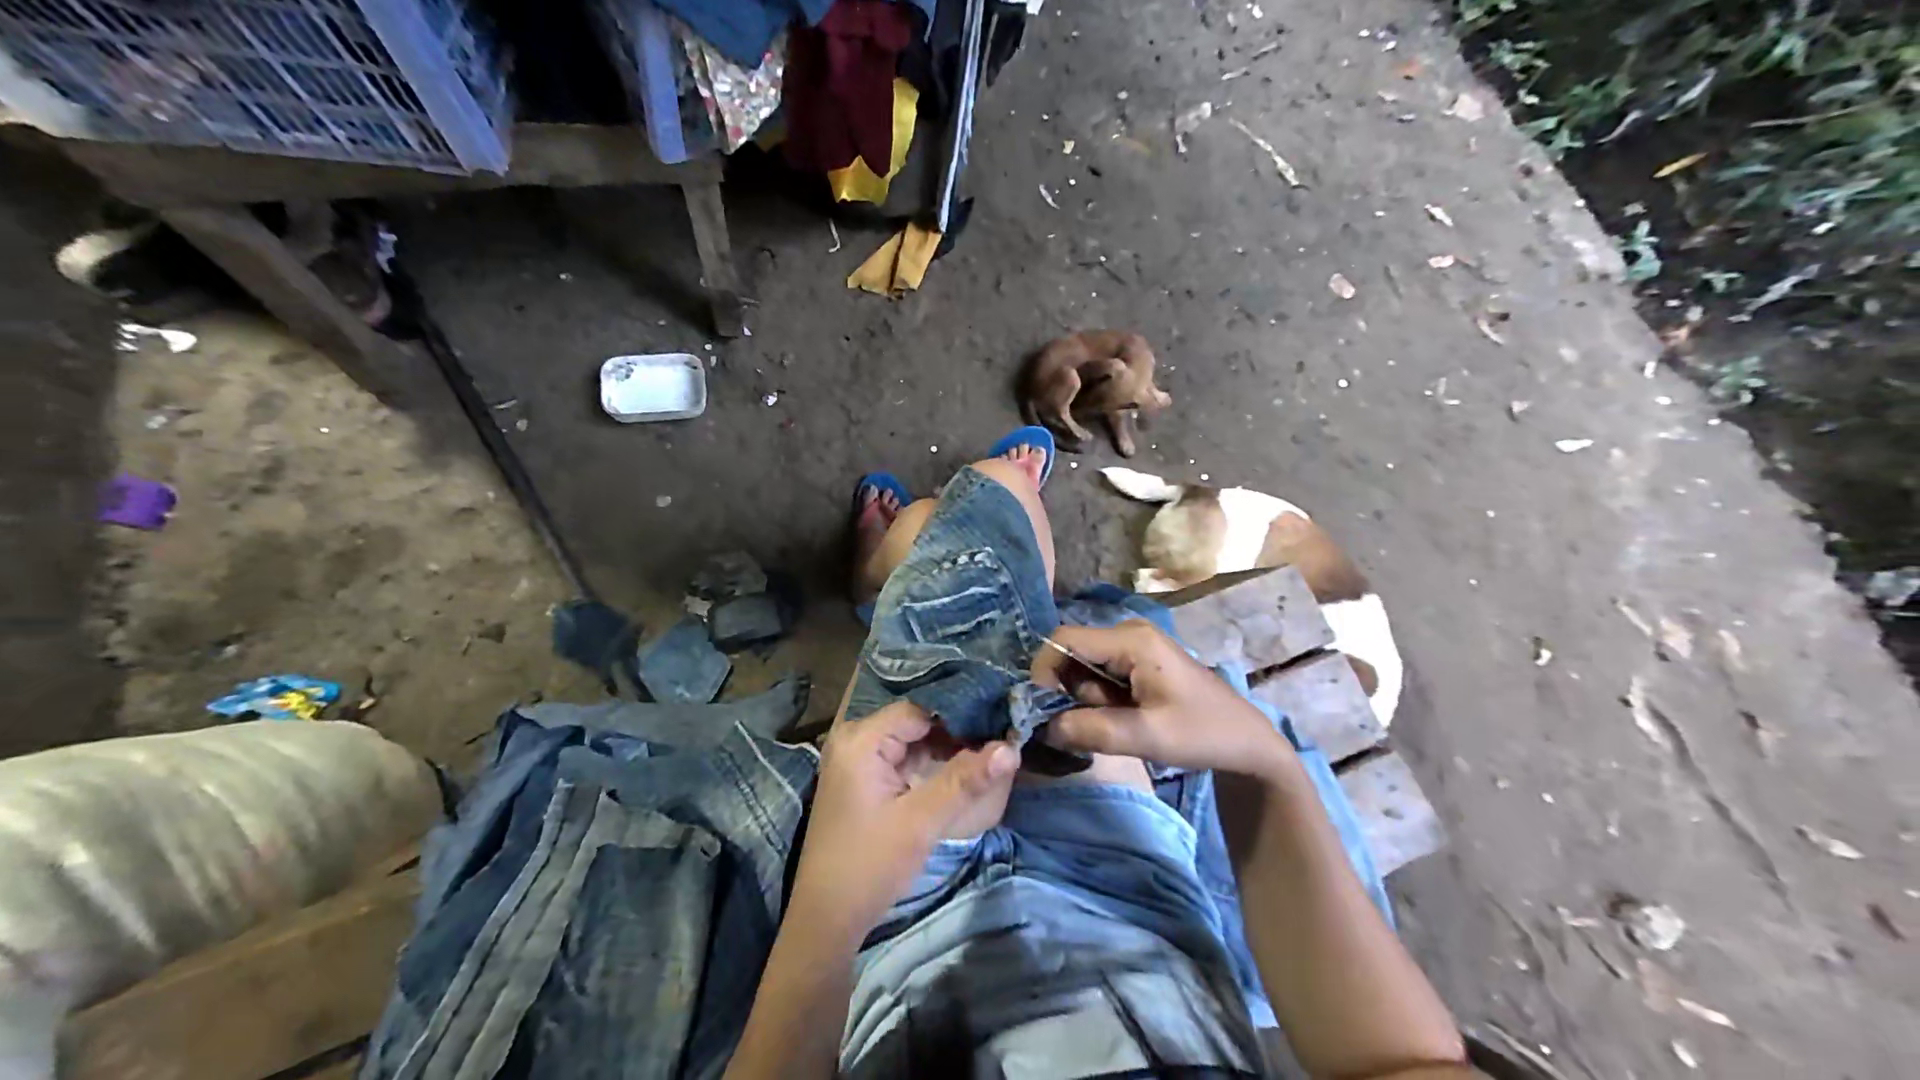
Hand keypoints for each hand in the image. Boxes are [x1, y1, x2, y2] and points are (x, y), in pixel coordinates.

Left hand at [791, 701, 1019, 934]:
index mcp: (860, 740)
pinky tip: (961, 768)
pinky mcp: (861, 778)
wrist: (827, 917)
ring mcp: (855, 759)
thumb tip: (1011, 748)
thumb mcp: (921, 821)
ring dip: (945, 747)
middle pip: (914, 722)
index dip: (959, 715)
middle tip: (999, 735)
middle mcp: (854, 739)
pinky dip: (929, 762)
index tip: (998, 722)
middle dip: (956, 730)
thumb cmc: (870, 865)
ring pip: (910, 740)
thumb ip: (965, 781)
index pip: (919, 710)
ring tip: (989, 749)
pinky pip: (901, 757)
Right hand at [1031, 621, 1296, 775]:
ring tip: (1121, 724)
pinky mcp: (1136, 661)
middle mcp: (1128, 632)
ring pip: (1083, 668)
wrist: (1246, 742)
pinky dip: (1099, 700)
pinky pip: (1098, 676)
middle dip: (1070, 692)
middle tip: (1095, 725)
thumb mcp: (1148, 737)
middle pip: (1072, 654)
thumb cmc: (1203, 734)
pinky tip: (1123, 719)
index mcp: (1132, 639)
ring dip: (1087, 700)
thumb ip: (1094, 730)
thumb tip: (1046, 727)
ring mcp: (1133, 646)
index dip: (1044, 669)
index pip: (1065, 638)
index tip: (1041, 708)